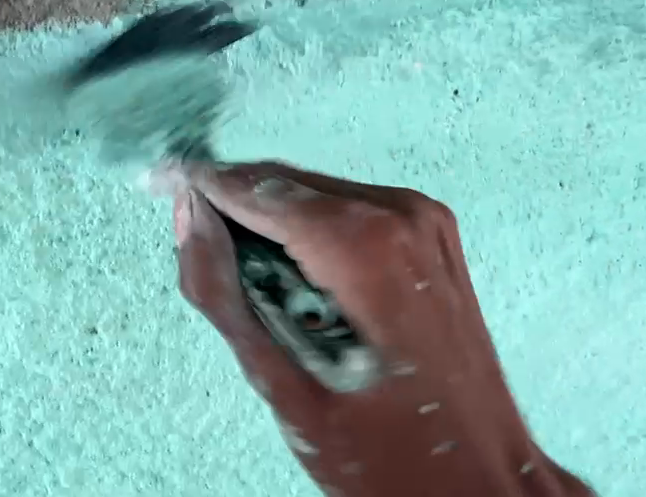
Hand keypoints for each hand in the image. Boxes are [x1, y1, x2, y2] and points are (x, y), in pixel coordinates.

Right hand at [175, 163, 592, 496]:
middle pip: (286, 184)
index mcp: (365, 244)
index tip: (160, 178)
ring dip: (267, 215)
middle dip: (231, 199)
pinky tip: (287, 266)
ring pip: (314, 191)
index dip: (204, 182)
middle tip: (184, 218)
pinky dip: (306, 225)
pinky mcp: (428, 227)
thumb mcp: (287, 387)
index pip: (261, 190)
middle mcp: (398, 211)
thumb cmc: (390, 452)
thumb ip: (224, 294)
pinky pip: (345, 205)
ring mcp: (420, 215)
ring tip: (235, 259)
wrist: (485, 477)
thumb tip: (189, 216)